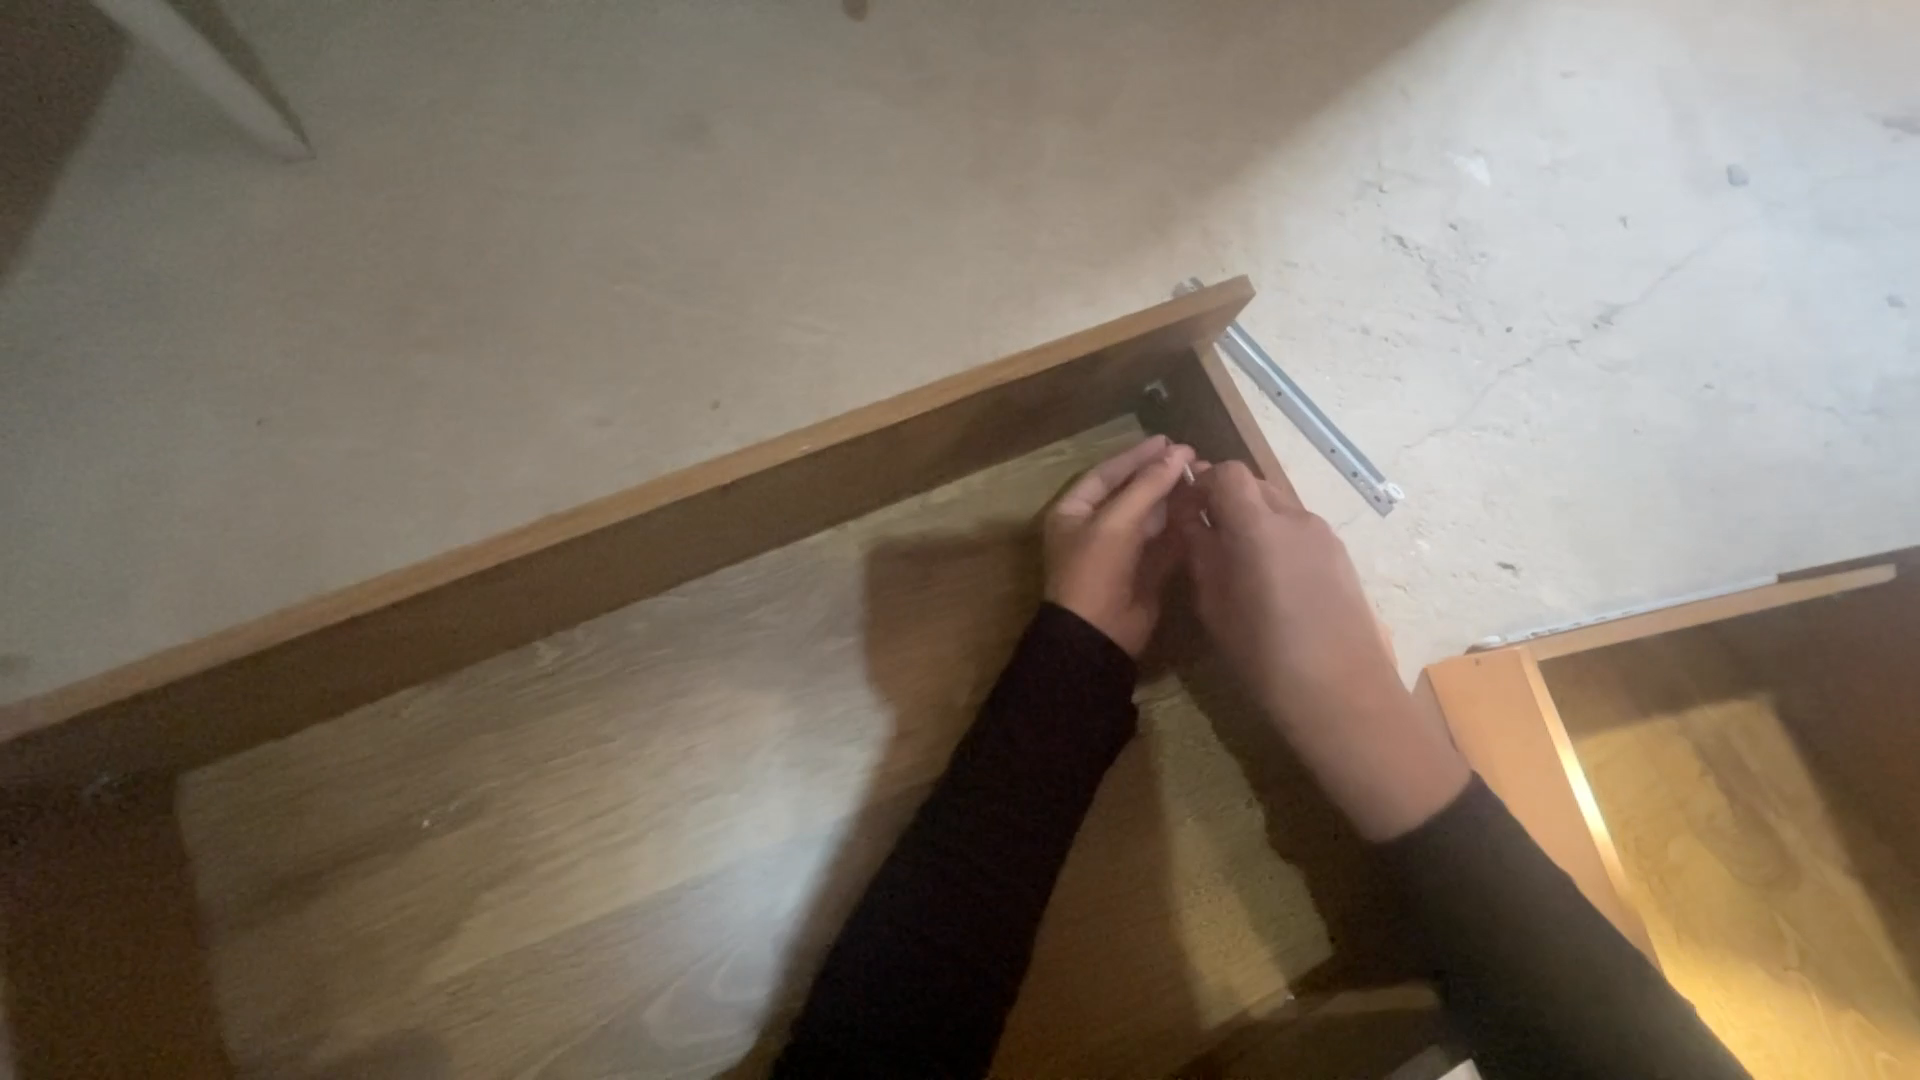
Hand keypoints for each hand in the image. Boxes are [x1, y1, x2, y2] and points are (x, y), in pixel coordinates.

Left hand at [1043, 435, 1196, 657]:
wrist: (1097, 634)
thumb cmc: (1094, 570)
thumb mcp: (1115, 522)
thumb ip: (1147, 486)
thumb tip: (1178, 452)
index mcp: (1074, 512)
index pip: (1106, 474)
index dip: (1136, 457)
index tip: (1167, 440)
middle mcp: (1095, 528)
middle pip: (1130, 493)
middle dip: (1160, 476)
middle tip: (1193, 456)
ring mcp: (1120, 552)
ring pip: (1151, 517)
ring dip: (1175, 499)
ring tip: (1204, 476)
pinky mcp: (1144, 572)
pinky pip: (1165, 543)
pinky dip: (1182, 527)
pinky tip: (1203, 509)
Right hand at [1172, 461, 1468, 839]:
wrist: (1344, 697)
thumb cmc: (1264, 657)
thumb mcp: (1214, 605)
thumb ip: (1200, 552)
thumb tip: (1190, 518)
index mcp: (1259, 527)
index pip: (1228, 472)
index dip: (1202, 483)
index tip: (1186, 511)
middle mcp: (1296, 519)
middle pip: (1254, 483)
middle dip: (1225, 499)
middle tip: (1206, 537)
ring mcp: (1324, 537)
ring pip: (1278, 506)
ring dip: (1251, 519)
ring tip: (1236, 563)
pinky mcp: (1341, 557)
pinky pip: (1298, 530)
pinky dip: (1275, 538)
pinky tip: (1269, 581)